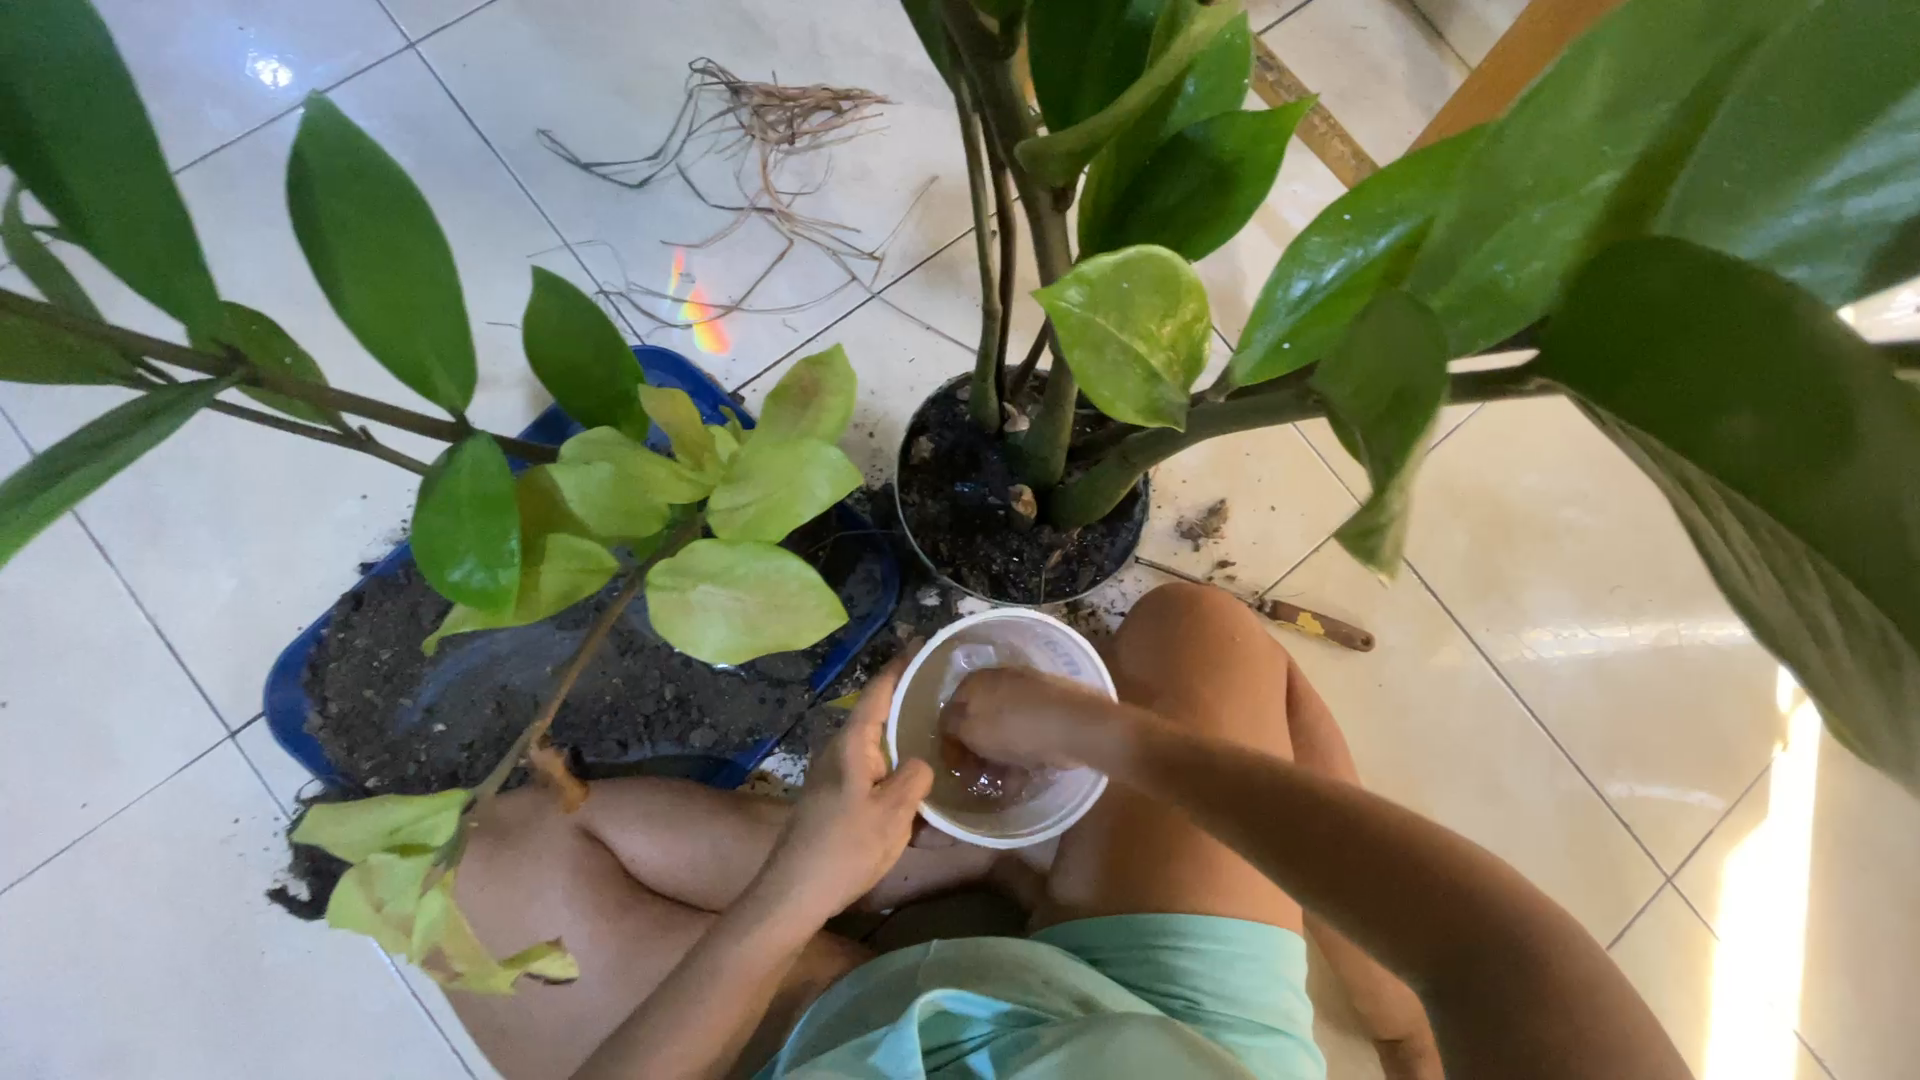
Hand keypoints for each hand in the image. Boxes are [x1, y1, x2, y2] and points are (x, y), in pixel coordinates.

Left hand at [757, 655, 932, 922]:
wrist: (793, 894)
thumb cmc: (843, 848)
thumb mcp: (892, 813)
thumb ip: (915, 777)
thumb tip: (920, 764)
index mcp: (853, 744)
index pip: (880, 691)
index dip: (902, 666)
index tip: (923, 644)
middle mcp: (842, 751)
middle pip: (882, 717)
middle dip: (911, 707)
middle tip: (948, 699)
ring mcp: (837, 775)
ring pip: (881, 751)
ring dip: (908, 750)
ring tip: (944, 746)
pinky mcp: (837, 798)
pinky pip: (876, 776)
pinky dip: (898, 779)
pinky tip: (921, 798)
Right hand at [940, 667, 1121, 768]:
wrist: (1076, 725)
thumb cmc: (1015, 727)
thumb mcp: (971, 729)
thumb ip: (951, 726)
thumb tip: (948, 726)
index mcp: (976, 681)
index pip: (950, 710)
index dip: (949, 740)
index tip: (953, 767)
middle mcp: (999, 681)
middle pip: (978, 719)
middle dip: (974, 749)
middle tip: (974, 777)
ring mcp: (1028, 693)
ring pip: (1003, 728)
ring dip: (997, 756)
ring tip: (998, 784)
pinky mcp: (1050, 708)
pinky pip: (1026, 733)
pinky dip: (1020, 755)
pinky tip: (1020, 779)